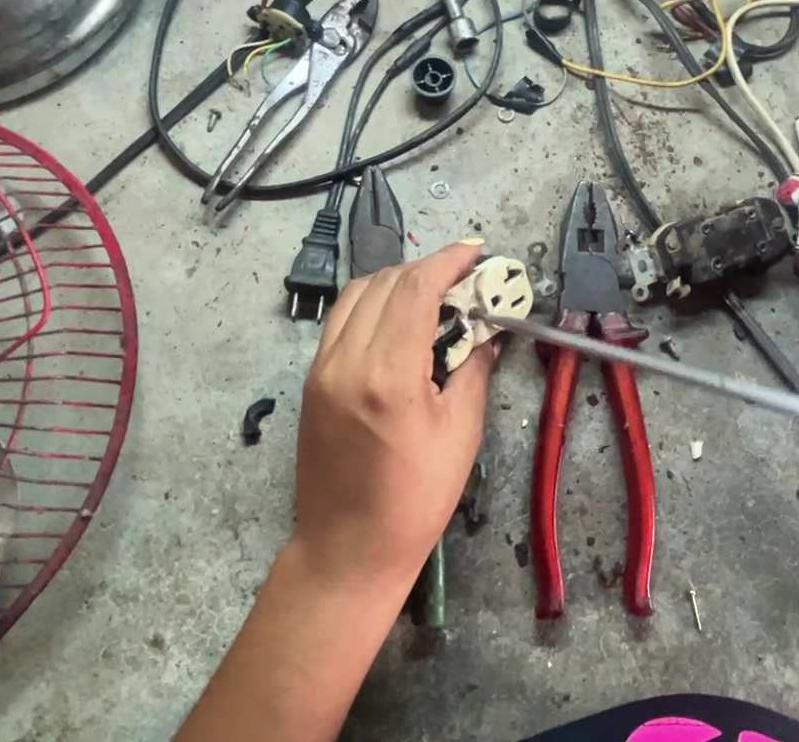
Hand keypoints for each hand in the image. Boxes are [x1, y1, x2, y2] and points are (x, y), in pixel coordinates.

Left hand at [290, 241, 494, 589]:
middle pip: (386, 283)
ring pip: (357, 294)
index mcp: (388, 374)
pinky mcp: (311, 379)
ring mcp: (321, 367)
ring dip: (397, 280)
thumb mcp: (461, 433)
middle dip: (428, 269)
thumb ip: (473, 368)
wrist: (347, 548)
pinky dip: (372, 302)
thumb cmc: (415, 499)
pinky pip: (341, 319)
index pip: (416, 289)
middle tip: (464, 279)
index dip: (448, 261)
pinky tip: (398, 317)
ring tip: (433, 292)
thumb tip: (487, 329)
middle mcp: (346, 360)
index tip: (475, 251)